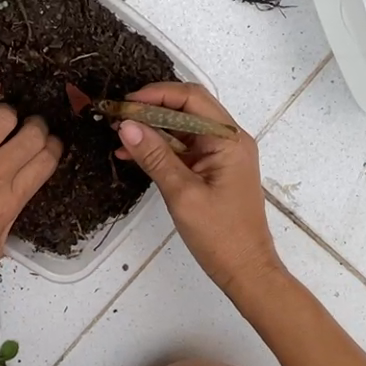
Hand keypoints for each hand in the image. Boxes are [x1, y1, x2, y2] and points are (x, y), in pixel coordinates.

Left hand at [0, 82, 62, 299]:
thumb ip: (9, 223)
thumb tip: (15, 201)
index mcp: (9, 201)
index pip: (46, 161)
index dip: (54, 148)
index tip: (52, 146)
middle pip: (32, 135)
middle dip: (39, 129)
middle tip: (33, 129)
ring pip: (5, 117)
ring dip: (12, 115)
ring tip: (7, 119)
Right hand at [114, 83, 280, 291]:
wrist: (246, 271)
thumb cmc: (220, 235)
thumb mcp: (182, 193)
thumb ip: (154, 156)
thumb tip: (126, 125)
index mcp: (228, 140)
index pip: (191, 98)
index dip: (156, 94)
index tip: (125, 104)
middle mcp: (228, 140)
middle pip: (187, 108)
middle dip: (151, 108)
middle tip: (118, 116)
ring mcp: (221, 155)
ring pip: (182, 128)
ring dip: (152, 128)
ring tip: (119, 134)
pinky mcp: (213, 170)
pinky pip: (183, 148)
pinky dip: (159, 148)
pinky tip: (132, 153)